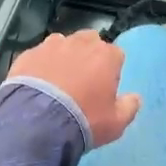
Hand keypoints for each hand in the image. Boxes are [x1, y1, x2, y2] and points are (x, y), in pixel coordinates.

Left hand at [8, 30, 141, 147]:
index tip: (104, 88)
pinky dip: (41, 65)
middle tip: (82, 81)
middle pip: (90, 42)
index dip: (111, 71)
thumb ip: (129, 107)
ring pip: (63, 44)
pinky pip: (40, 55)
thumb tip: (135, 98)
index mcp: (107, 55)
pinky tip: (36, 84)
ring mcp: (53, 45)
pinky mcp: (29, 53)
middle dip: (88, 56)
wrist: (37, 122)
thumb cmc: (84, 120)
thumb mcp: (115, 123)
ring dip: (64, 57)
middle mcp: (81, 43)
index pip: (116, 55)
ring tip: (57, 82)